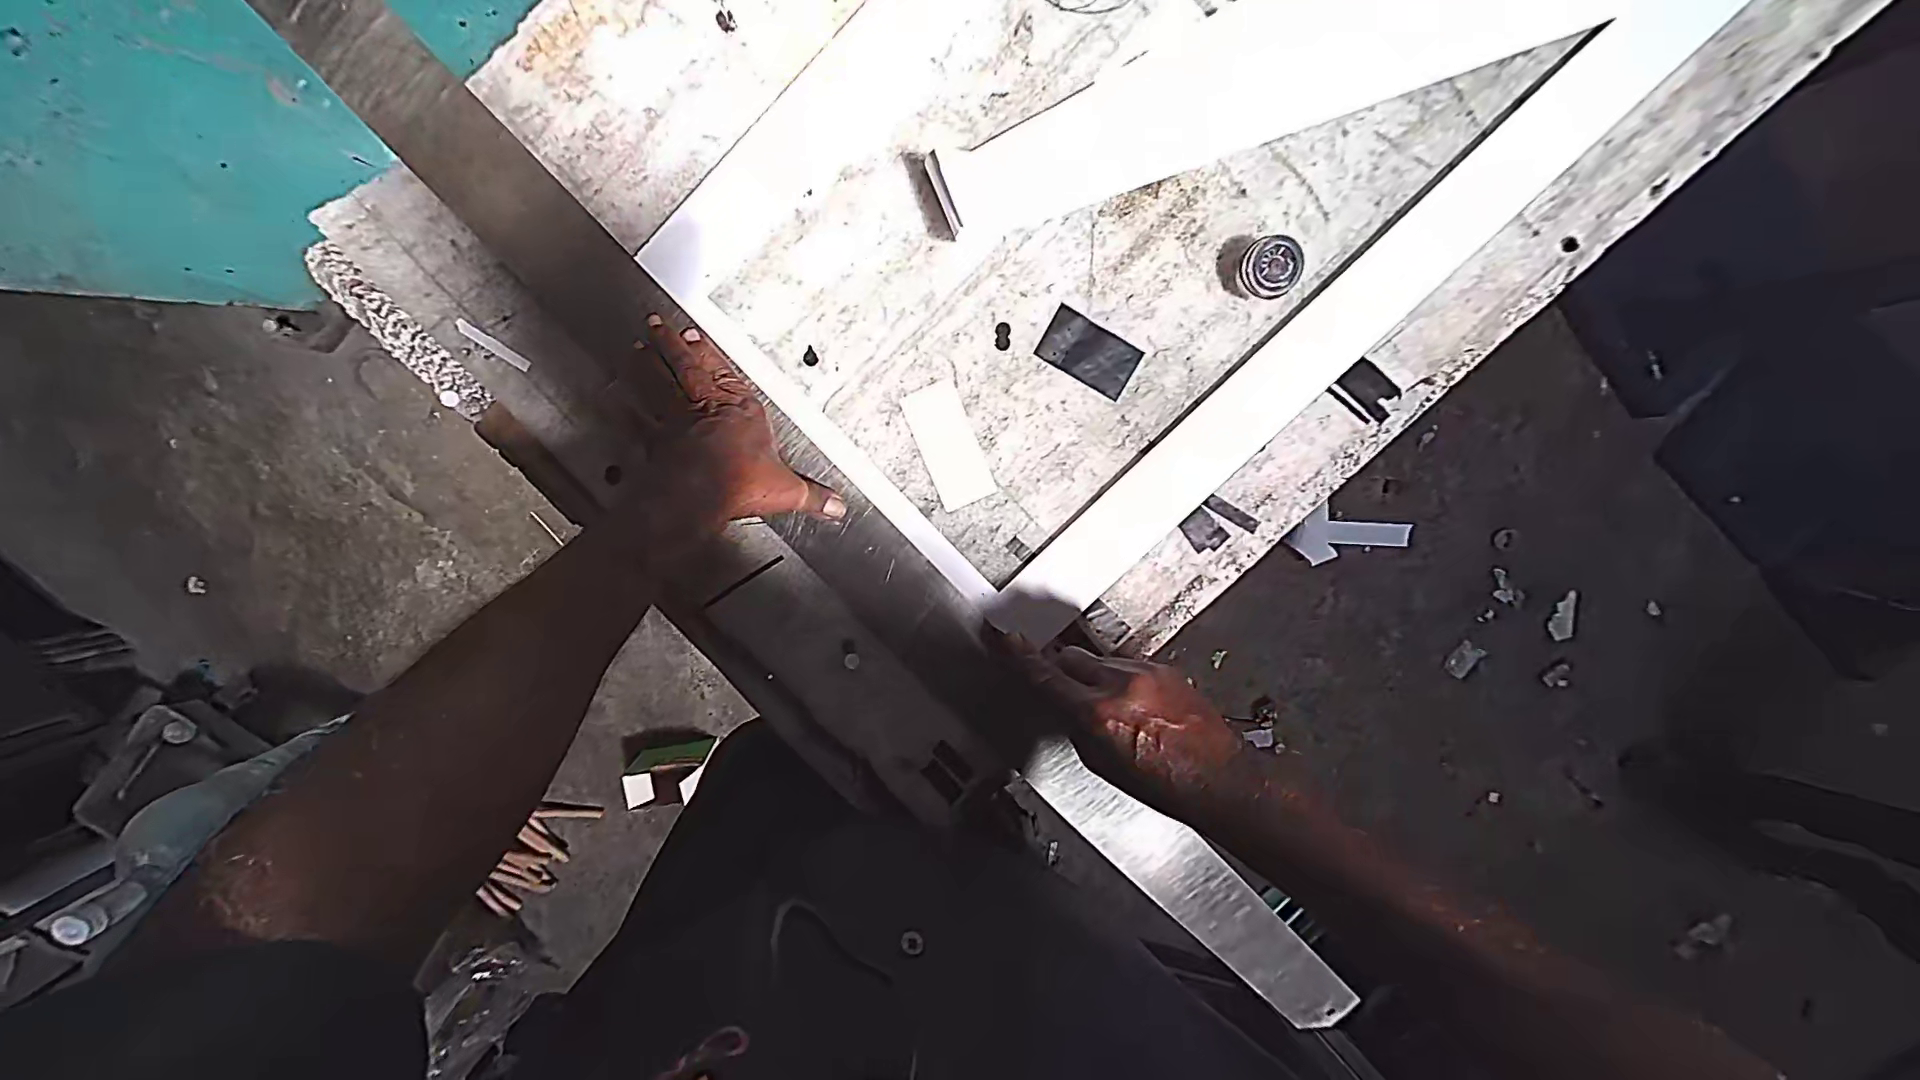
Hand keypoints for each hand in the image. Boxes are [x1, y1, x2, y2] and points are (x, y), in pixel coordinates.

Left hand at [637, 314, 844, 526]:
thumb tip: (836, 506)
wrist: (700, 496)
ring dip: (645, 367)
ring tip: (635, 350)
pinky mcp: (656, 442)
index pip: (723, 372)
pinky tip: (614, 401)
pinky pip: (638, 422)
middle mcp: (705, 409)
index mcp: (740, 411)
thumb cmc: (741, 482)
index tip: (698, 337)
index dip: (710, 353)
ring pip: (657, 385)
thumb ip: (813, 496)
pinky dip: (624, 411)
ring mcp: (677, 423)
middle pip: (685, 369)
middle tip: (658, 326)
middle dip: (672, 346)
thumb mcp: (788, 490)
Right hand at [1011, 640, 1257, 824]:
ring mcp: (1146, 673)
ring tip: (1115, 709)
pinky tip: (1138, 706)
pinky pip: (1128, 666)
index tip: (1004, 638)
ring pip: (1100, 661)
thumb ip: (1076, 727)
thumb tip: (1064, 707)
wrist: (1220, 778)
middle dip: (1063, 671)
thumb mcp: (1102, 764)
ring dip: (1096, 678)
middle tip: (1068, 690)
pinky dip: (1124, 681)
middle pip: (1070, 658)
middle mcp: (1121, 686)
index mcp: (1098, 714)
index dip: (1019, 656)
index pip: (1046, 676)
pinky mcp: (1164, 670)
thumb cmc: (1166, 784)